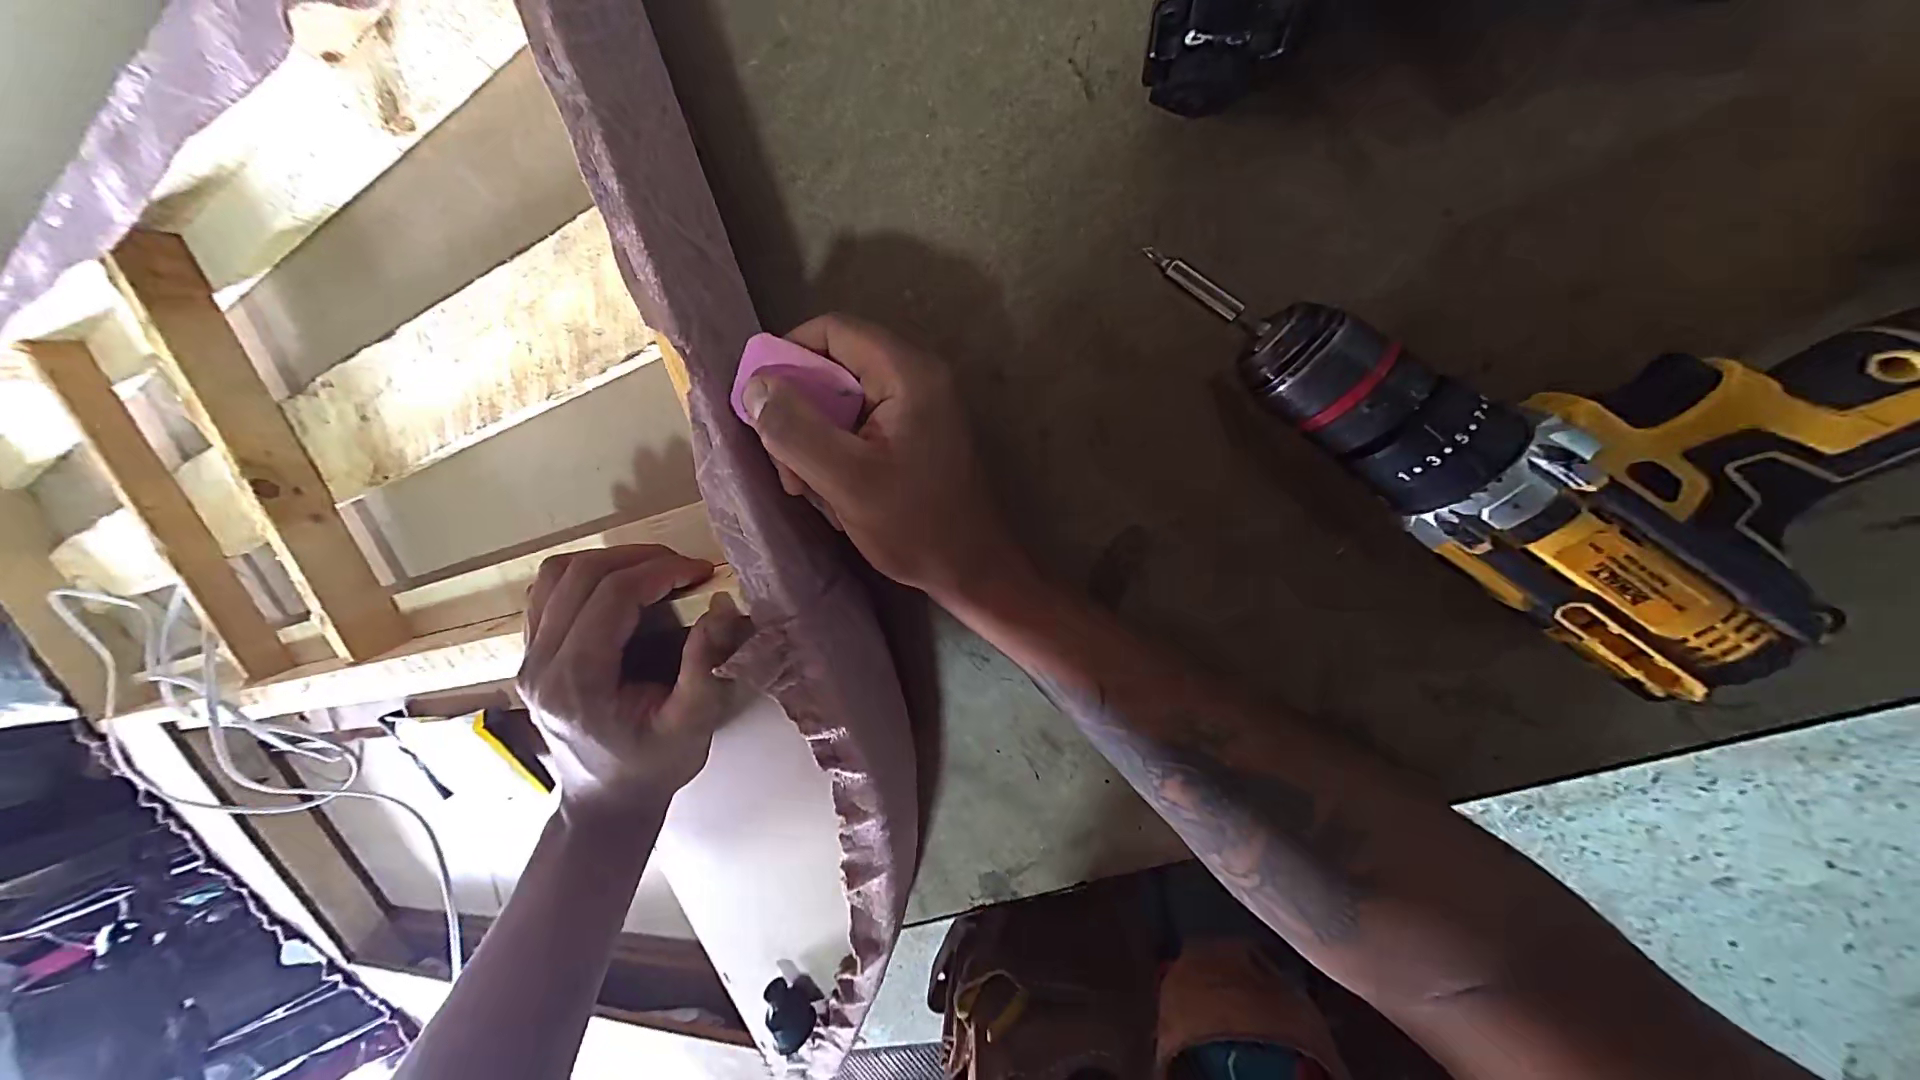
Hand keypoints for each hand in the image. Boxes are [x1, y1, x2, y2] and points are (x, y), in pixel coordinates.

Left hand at [517, 546, 753, 822]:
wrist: (606, 801)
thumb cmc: (652, 767)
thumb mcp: (692, 723)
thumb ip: (707, 665)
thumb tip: (722, 606)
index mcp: (577, 682)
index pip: (610, 595)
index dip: (659, 570)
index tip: (701, 571)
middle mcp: (541, 664)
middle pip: (578, 574)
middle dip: (639, 558)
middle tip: (685, 569)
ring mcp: (529, 657)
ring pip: (556, 575)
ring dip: (610, 560)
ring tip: (656, 572)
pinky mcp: (533, 654)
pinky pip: (550, 592)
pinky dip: (588, 576)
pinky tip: (624, 588)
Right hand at [743, 314, 1031, 603]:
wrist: (972, 570)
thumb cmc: (916, 526)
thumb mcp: (847, 480)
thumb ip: (796, 430)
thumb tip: (755, 386)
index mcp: (908, 373)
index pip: (833, 331)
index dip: (787, 355)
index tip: (759, 400)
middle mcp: (917, 378)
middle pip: (834, 368)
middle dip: (799, 412)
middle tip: (786, 465)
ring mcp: (918, 408)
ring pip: (842, 402)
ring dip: (814, 441)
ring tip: (808, 488)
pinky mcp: (915, 436)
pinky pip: (860, 427)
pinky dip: (837, 454)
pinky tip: (834, 494)